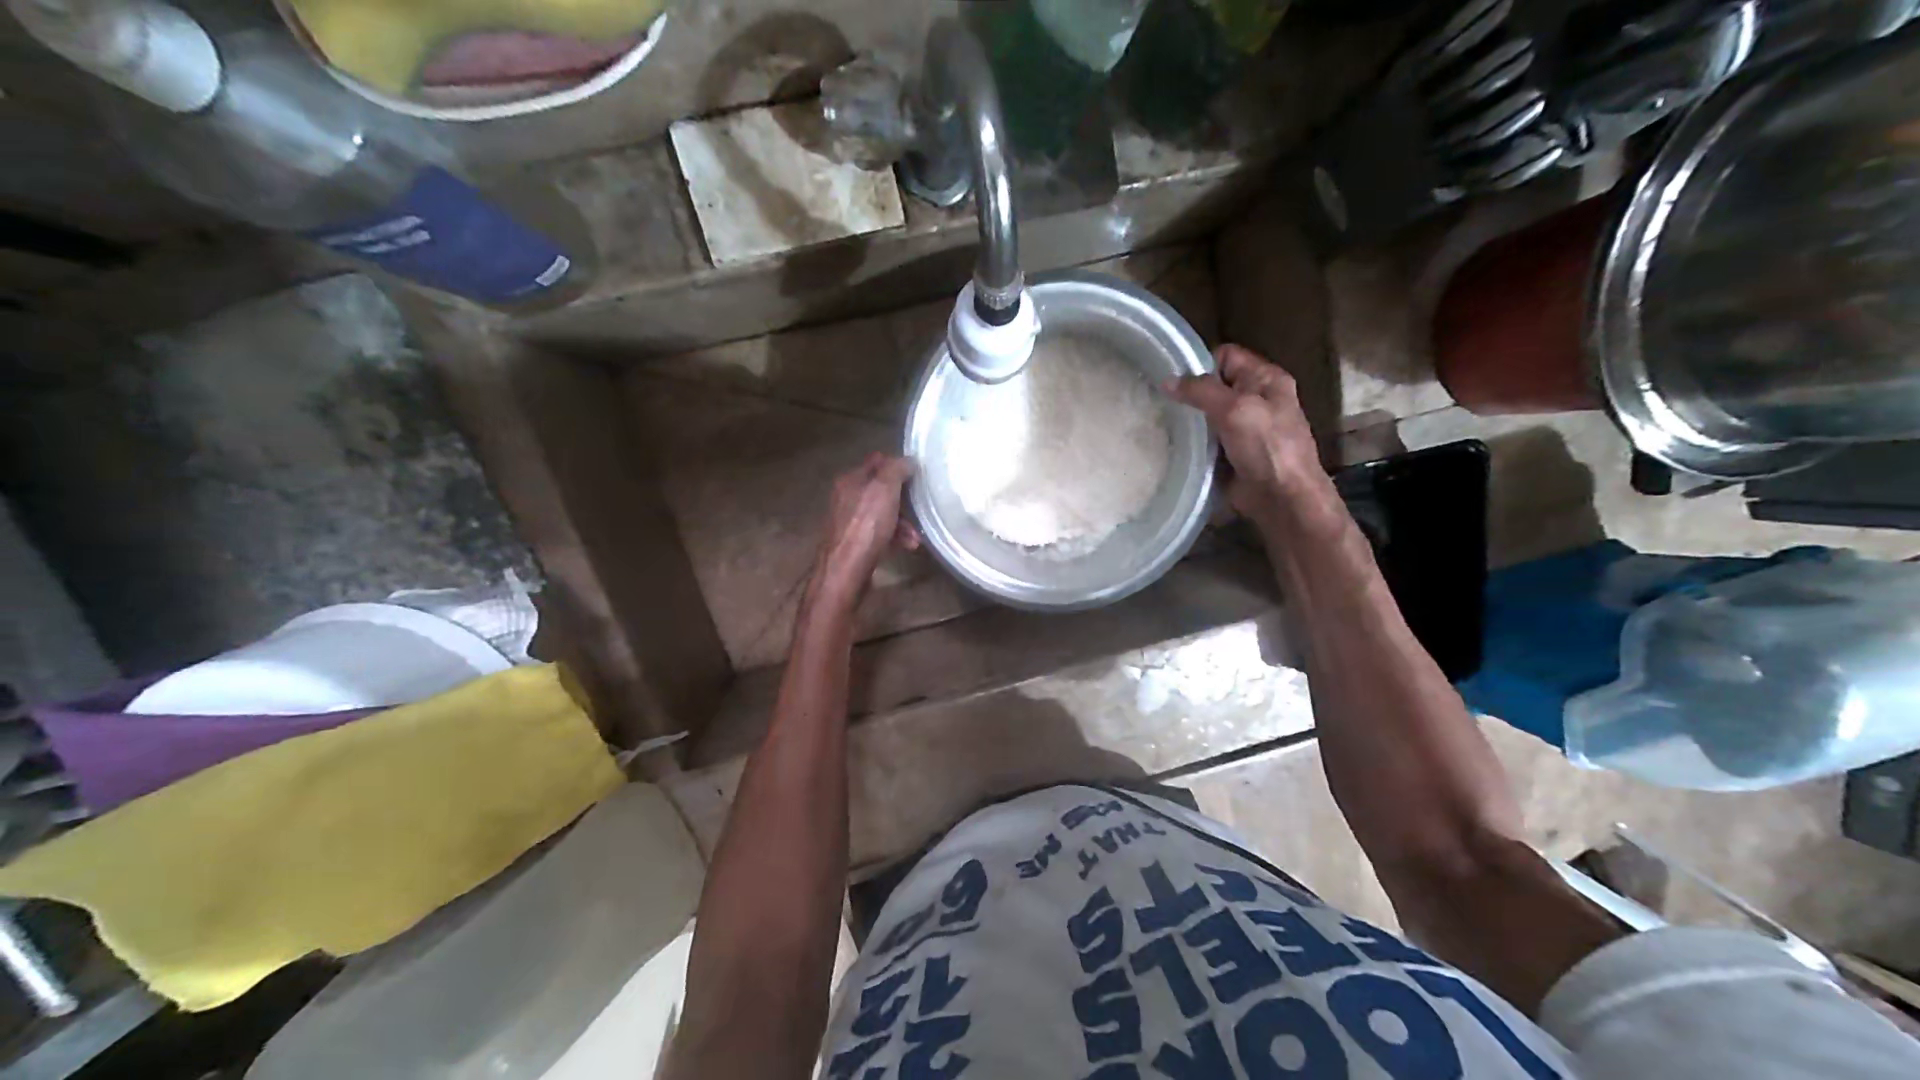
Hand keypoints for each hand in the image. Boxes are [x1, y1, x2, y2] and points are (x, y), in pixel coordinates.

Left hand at [810, 453, 918, 611]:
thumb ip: (896, 469)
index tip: (917, 475)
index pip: (876, 461)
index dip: (897, 465)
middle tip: (920, 508)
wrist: (846, 571)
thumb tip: (908, 460)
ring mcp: (848, 522)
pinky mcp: (853, 544)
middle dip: (904, 500)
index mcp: (850, 480)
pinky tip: (906, 547)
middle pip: (881, 490)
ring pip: (882, 514)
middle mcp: (846, 497)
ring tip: (916, 538)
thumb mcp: (885, 489)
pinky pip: (879, 533)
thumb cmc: (866, 526)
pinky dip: (894, 538)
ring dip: (903, 523)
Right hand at [1166, 344, 1336, 529]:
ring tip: (1164, 423)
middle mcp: (1256, 398)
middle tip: (1162, 403)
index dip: (1201, 363)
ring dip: (1189, 420)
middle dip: (1190, 392)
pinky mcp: (1232, 452)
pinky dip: (1193, 442)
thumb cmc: (1266, 447)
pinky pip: (1207, 439)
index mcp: (1266, 378)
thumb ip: (1200, 391)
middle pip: (1214, 384)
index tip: (1175, 381)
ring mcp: (1244, 427)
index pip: (1226, 356)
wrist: (1283, 498)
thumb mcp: (1234, 409)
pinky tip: (1175, 445)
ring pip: (1208, 413)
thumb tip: (1166, 381)